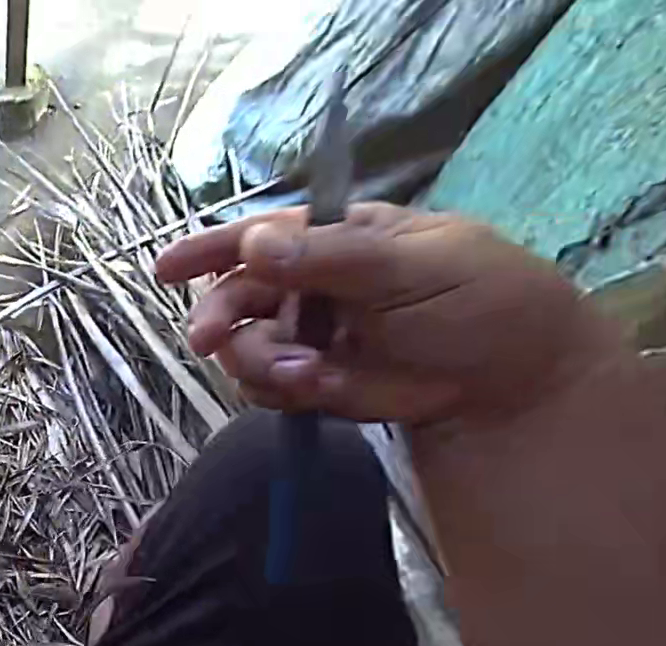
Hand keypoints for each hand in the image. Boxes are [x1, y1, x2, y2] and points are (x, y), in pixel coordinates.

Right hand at [153, 202, 625, 428]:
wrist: (499, 384)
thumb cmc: (476, 302)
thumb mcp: (413, 266)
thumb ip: (332, 256)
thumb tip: (255, 243)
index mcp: (329, 240)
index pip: (258, 236)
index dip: (207, 249)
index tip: (166, 269)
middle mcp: (301, 287)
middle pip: (232, 298)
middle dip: (219, 319)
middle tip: (211, 341)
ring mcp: (296, 337)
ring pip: (239, 349)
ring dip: (260, 362)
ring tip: (310, 373)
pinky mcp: (298, 381)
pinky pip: (257, 387)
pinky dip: (279, 390)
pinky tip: (318, 387)